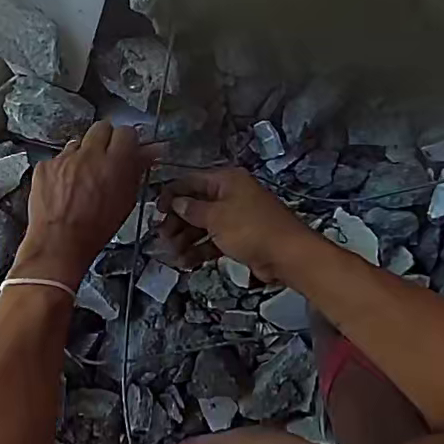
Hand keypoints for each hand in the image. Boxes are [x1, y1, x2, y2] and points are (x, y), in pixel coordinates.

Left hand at [15, 123, 160, 285]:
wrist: (59, 243)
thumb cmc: (96, 228)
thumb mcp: (126, 201)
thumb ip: (137, 171)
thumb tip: (150, 151)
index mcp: (115, 163)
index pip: (127, 132)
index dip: (127, 141)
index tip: (126, 150)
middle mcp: (90, 155)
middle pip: (102, 128)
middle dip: (105, 139)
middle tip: (105, 157)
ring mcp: (64, 158)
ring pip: (79, 142)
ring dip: (84, 154)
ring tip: (83, 176)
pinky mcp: (45, 165)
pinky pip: (59, 158)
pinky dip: (63, 168)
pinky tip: (65, 186)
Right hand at [156, 168, 320, 284]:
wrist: (287, 254)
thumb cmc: (250, 229)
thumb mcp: (217, 217)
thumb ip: (193, 209)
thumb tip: (177, 202)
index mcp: (226, 180)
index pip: (191, 182)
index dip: (172, 195)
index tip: (155, 211)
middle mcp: (230, 195)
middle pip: (195, 205)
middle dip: (177, 222)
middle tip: (162, 238)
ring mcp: (235, 218)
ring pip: (203, 226)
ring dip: (186, 239)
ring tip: (172, 255)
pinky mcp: (240, 238)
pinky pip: (214, 241)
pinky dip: (200, 250)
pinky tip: (186, 262)